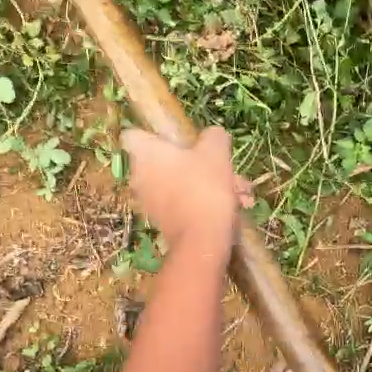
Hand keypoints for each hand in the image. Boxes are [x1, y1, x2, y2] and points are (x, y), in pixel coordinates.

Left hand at [120, 126, 252, 250]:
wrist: (202, 237)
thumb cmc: (204, 186)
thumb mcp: (216, 151)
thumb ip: (214, 136)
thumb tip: (213, 136)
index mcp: (145, 154)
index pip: (133, 135)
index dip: (154, 134)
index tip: (178, 138)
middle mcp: (139, 176)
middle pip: (164, 160)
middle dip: (196, 162)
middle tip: (222, 166)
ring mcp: (149, 200)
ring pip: (179, 182)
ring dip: (207, 183)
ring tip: (238, 190)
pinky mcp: (162, 220)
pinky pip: (182, 202)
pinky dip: (203, 201)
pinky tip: (233, 206)